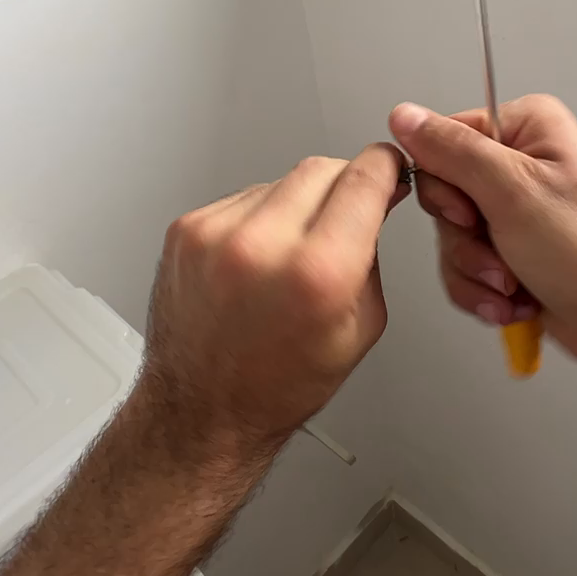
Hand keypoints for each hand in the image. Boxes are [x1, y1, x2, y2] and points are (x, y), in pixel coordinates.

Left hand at [141, 144, 407, 451]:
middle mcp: (262, 246)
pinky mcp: (187, 229)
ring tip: (290, 252)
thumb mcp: (361, 326)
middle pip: (323, 168)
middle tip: (346, 212)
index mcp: (317, 274)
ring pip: (281, 180)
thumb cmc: (277, 383)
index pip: (364, 178)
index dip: (386, 165)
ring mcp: (216, 234)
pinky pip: (243, 197)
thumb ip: (374, 251)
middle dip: (344, 182)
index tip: (390, 165)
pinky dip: (260, 215)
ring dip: (299, 201)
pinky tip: (257, 256)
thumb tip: (379, 195)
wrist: (201, 409)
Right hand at [388, 95, 576, 362]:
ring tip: (513, 284)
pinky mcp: (512, 248)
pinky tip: (516, 300)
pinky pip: (467, 264)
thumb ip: (453, 151)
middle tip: (499, 253)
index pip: (444, 139)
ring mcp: (515, 208)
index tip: (471, 213)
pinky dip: (484, 290)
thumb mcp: (513, 192)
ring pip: (452, 237)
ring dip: (476, 271)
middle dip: (466, 240)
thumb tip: (407, 117)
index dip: (446, 185)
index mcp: (527, 129)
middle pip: (444, 194)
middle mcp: (520, 162)